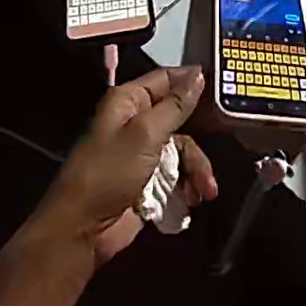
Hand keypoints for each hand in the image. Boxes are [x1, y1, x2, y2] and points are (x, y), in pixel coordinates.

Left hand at [30, 66, 219, 264]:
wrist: (82, 230)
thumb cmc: (110, 172)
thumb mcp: (146, 134)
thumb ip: (176, 106)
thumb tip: (199, 75)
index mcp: (128, 101)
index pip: (165, 79)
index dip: (191, 81)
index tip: (221, 87)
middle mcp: (136, 122)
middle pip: (179, 117)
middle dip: (198, 137)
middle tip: (223, 144)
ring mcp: (142, 153)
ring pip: (181, 150)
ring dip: (195, 169)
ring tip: (205, 190)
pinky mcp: (147, 181)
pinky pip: (176, 174)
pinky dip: (187, 185)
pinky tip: (194, 199)